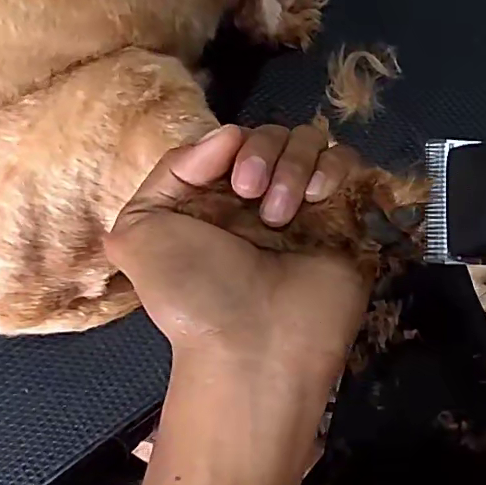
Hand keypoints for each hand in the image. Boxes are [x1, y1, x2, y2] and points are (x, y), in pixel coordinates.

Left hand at [104, 124, 368, 416]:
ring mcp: (305, 205)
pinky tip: (320, 195)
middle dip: (263, 154)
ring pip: (310, 142)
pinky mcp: (344, 216)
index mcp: (213, 197)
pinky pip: (346, 163)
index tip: (231, 180)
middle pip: (272, 135)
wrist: (257, 349)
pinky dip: (334, 165)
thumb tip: (228, 135)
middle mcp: (260, 198)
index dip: (232, 145)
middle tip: (252, 195)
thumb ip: (168, 171)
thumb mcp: (140, 231)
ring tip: (284, 214)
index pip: (231, 139)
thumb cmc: (195, 296)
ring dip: (296, 164)